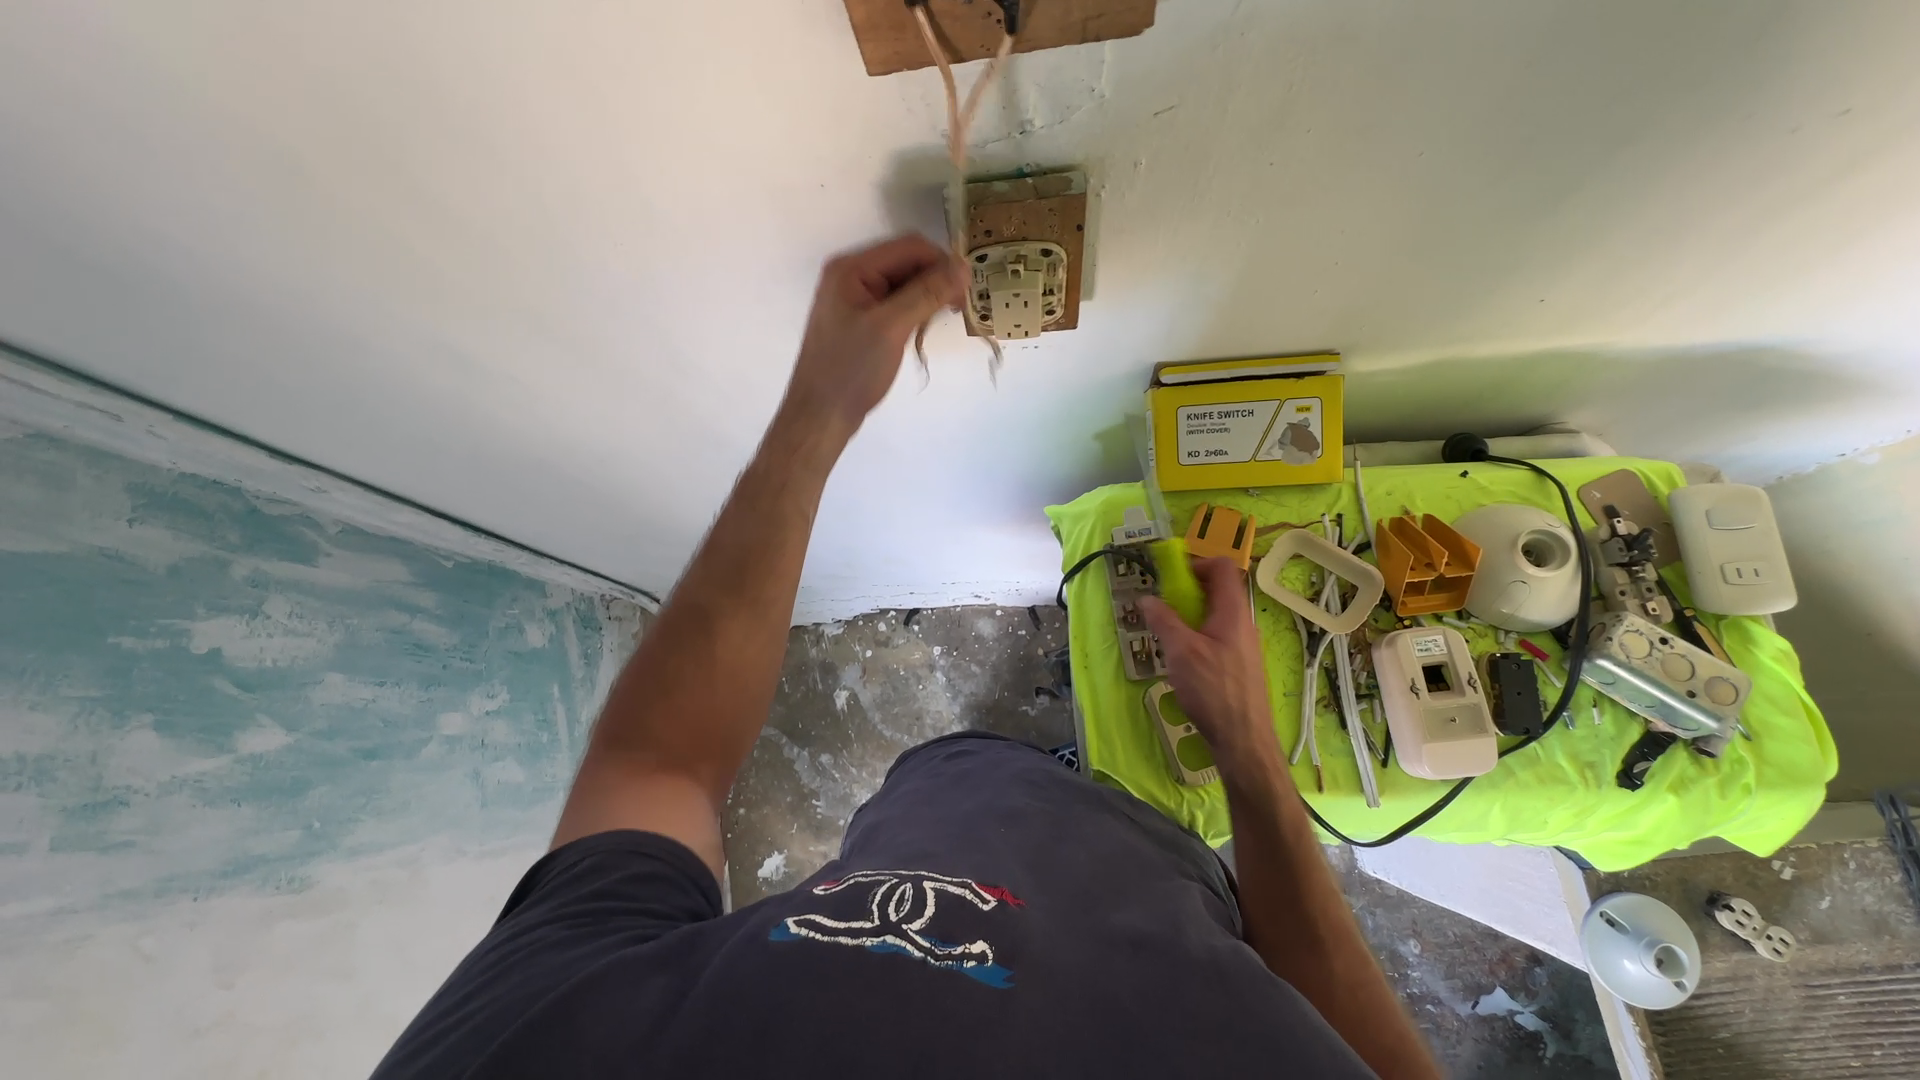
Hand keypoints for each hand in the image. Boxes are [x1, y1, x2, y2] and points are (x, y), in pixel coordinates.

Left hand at [780, 234, 966, 437]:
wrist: (820, 416)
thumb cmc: (850, 371)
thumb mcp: (891, 328)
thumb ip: (927, 293)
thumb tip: (963, 266)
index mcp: (851, 268)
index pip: (909, 247)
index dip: (941, 262)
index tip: (966, 290)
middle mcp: (851, 276)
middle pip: (907, 262)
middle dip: (936, 279)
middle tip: (958, 308)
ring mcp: (855, 299)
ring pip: (904, 284)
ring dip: (928, 296)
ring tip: (943, 319)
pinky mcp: (861, 321)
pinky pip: (896, 304)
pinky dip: (915, 312)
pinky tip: (923, 329)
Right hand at [1139, 557, 1280, 769]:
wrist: (1244, 740)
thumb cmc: (1213, 691)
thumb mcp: (1180, 652)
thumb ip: (1163, 621)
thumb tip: (1147, 598)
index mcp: (1233, 612)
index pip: (1223, 568)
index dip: (1197, 563)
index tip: (1170, 577)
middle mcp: (1243, 623)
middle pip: (1218, 591)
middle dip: (1187, 592)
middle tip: (1161, 605)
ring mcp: (1243, 646)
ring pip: (1215, 616)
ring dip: (1189, 616)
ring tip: (1166, 634)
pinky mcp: (1239, 666)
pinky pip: (1217, 637)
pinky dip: (1197, 637)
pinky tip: (1181, 660)